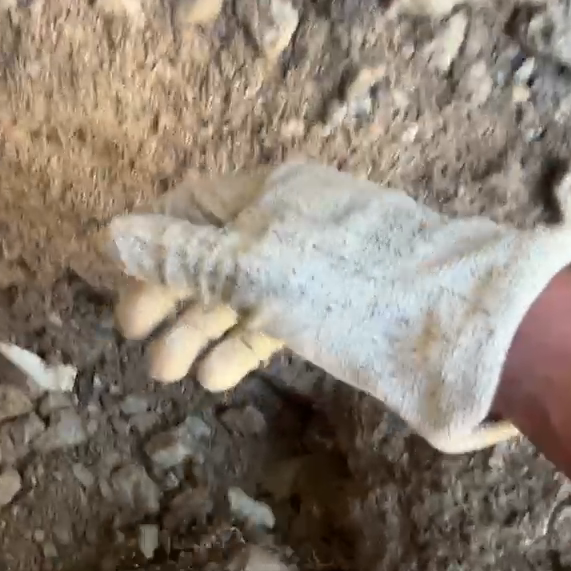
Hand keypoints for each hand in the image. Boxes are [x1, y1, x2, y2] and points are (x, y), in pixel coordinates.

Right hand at [108, 162, 570, 452]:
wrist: (459, 328)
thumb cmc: (348, 283)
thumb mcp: (252, 265)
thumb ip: (180, 254)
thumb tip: (111, 234)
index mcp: (269, 194)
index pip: (190, 210)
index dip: (151, 249)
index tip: (124, 290)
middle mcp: (283, 226)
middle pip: (206, 259)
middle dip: (170, 303)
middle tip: (138, 343)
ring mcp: (306, 271)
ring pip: (233, 298)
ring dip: (197, 335)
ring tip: (170, 374)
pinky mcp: (326, 313)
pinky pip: (268, 324)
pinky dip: (239, 348)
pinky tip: (216, 377)